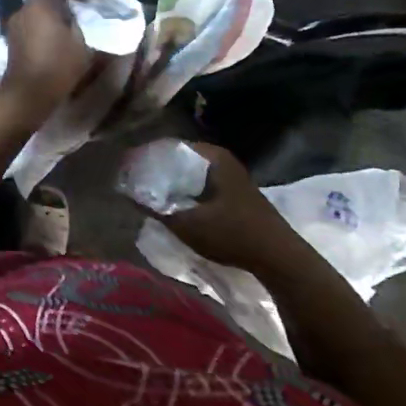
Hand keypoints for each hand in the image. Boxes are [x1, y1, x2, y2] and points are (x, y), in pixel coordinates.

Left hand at [0, 0, 94, 116]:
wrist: (28, 92)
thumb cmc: (58, 64)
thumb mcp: (81, 42)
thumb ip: (82, 22)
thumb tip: (80, 16)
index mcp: (40, 3)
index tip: (85, 2)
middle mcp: (22, 9)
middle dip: (60, 5)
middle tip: (78, 15)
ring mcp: (13, 25)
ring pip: (34, 14)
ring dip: (49, 18)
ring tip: (66, 30)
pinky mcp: (10, 41)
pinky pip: (28, 27)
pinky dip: (40, 29)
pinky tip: (52, 41)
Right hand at [143, 142, 312, 280]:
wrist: (279, 258)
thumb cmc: (232, 234)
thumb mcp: (185, 223)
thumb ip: (154, 206)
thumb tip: (126, 192)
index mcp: (211, 156)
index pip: (166, 146)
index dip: (144, 158)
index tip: (125, 171)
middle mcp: (221, 159)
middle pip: (177, 159)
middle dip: (155, 171)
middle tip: (133, 184)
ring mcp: (230, 175)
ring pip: (188, 172)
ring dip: (169, 183)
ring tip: (148, 195)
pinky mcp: (233, 192)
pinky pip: (199, 183)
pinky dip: (183, 191)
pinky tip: (172, 205)